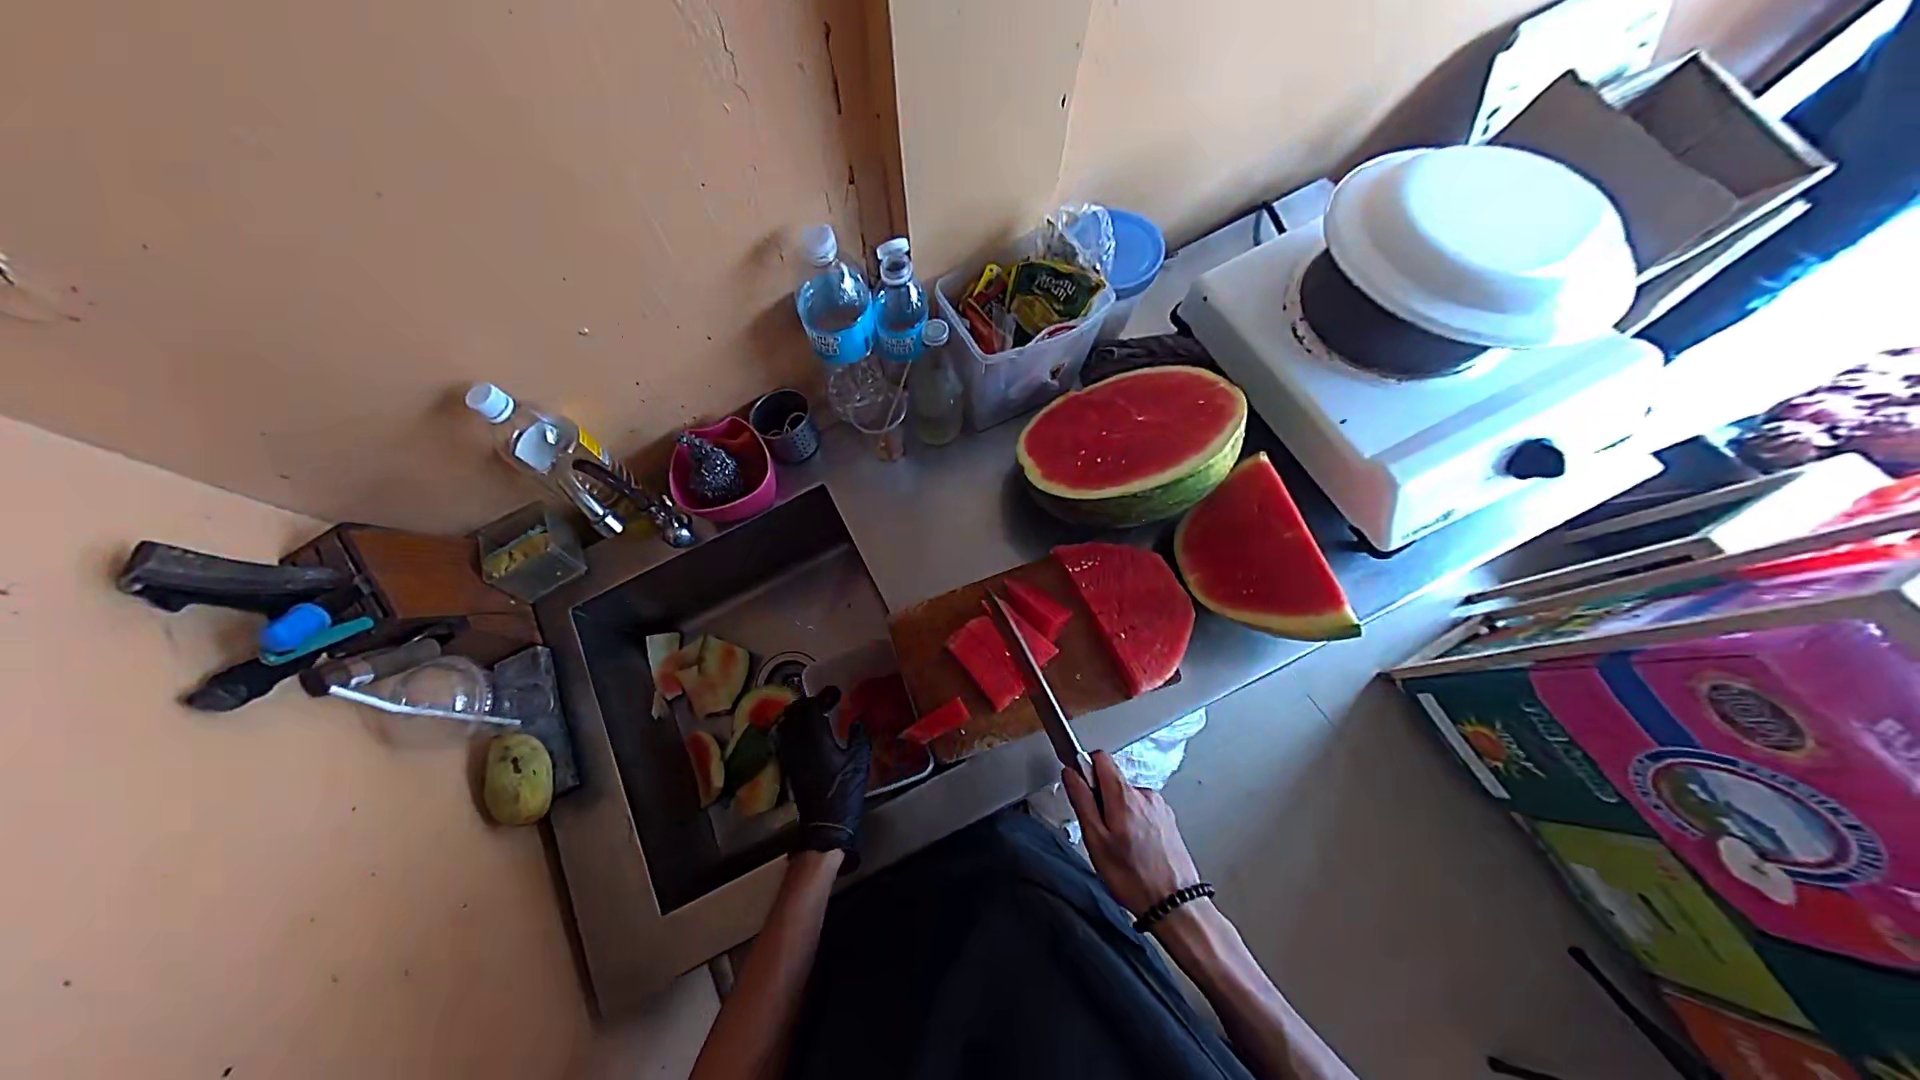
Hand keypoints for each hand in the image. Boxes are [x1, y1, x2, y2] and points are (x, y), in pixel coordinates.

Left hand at [775, 688, 870, 867]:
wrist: (825, 823)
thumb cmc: (845, 792)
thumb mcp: (859, 762)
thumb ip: (859, 737)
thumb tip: (858, 721)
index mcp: (816, 739)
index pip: (812, 708)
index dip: (823, 696)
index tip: (836, 693)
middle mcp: (798, 743)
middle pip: (795, 712)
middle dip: (809, 702)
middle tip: (825, 700)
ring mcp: (790, 755)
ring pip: (786, 724)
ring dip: (798, 713)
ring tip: (814, 712)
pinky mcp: (789, 765)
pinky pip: (784, 737)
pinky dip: (792, 727)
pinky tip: (805, 731)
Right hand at [1063, 750, 1201, 916]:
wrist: (1175, 904)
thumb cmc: (1135, 878)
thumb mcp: (1096, 840)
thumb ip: (1082, 801)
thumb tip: (1071, 774)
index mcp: (1124, 795)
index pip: (1101, 757)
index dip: (1085, 768)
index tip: (1082, 788)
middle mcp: (1145, 795)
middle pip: (1113, 779)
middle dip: (1101, 798)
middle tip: (1100, 831)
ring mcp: (1159, 807)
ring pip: (1127, 797)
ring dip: (1119, 813)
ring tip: (1119, 845)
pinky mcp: (1168, 820)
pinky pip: (1142, 810)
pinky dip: (1134, 822)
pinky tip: (1135, 849)